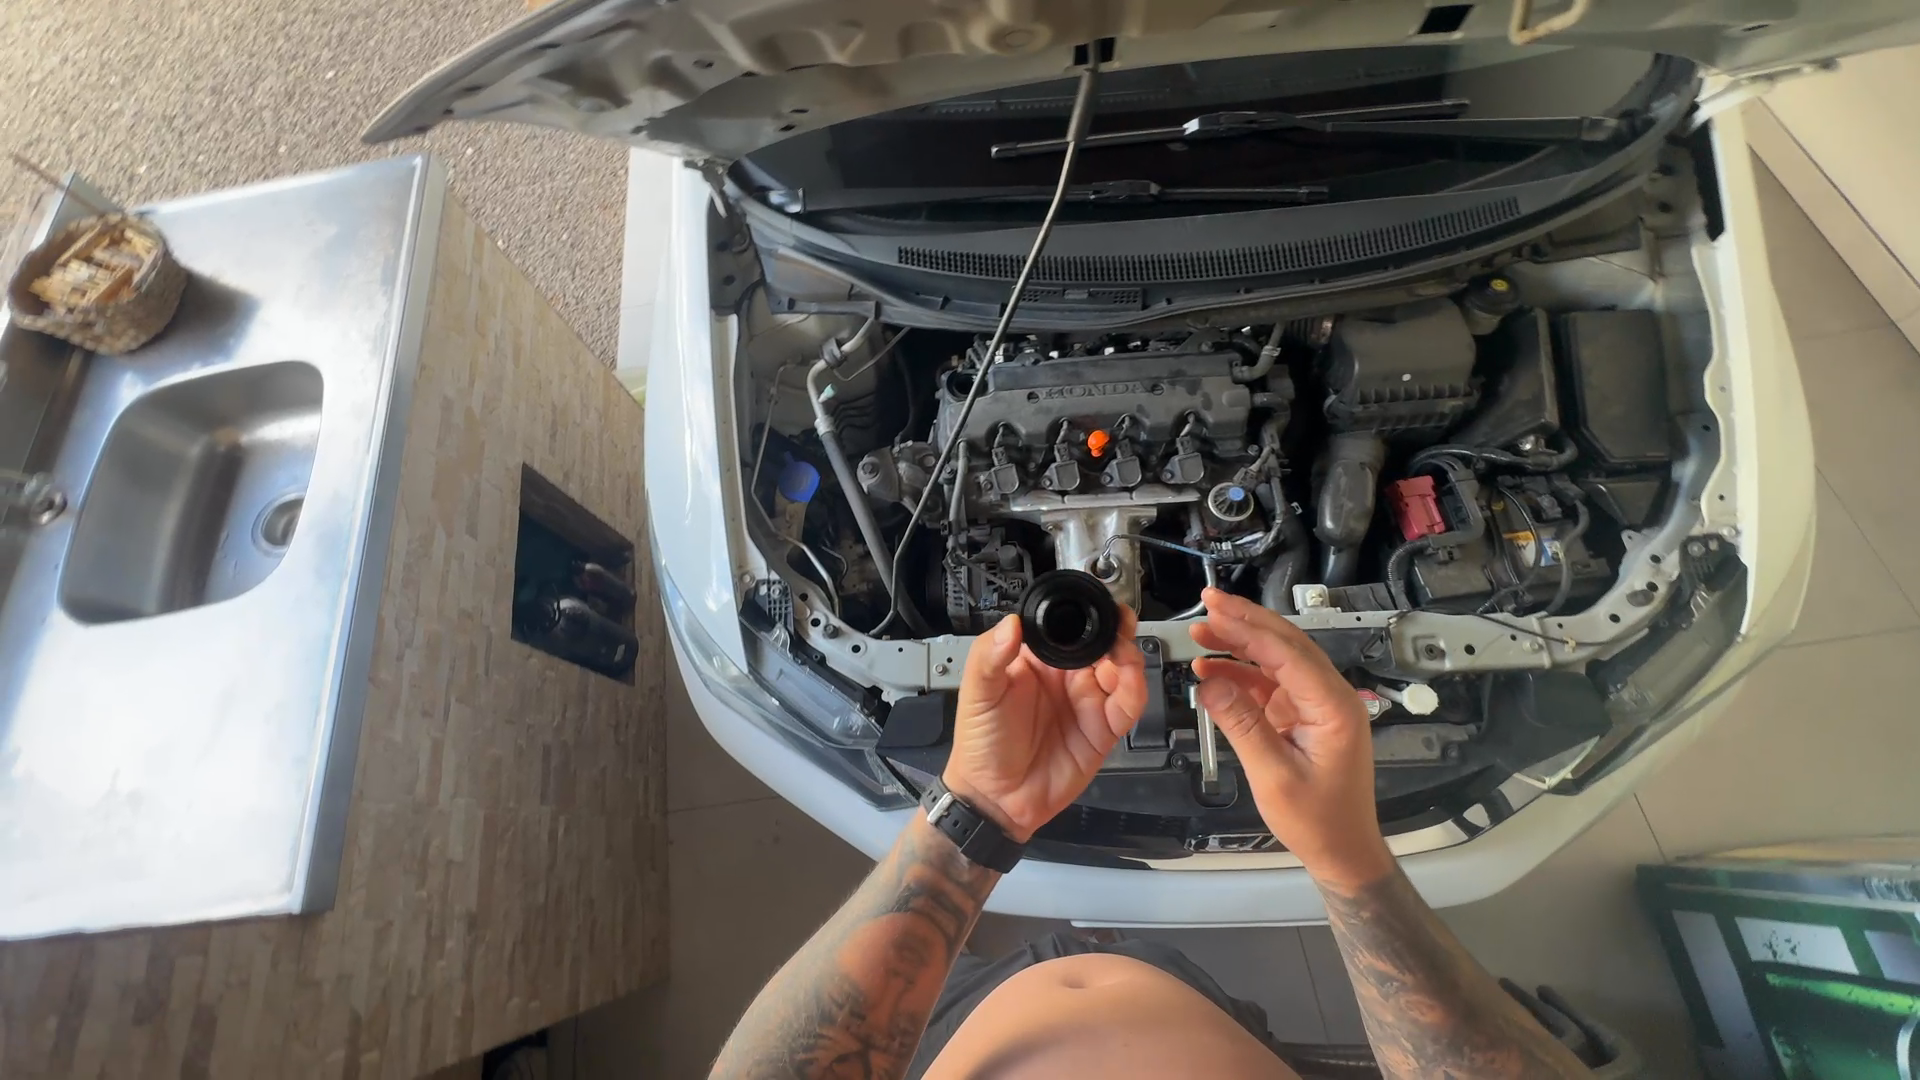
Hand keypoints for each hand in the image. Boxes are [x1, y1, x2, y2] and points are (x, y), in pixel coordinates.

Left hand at [943, 607, 1147, 843]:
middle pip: (1100, 643)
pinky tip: (1128, 681)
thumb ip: (990, 656)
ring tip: (1120, 652)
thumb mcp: (978, 693)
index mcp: (1036, 660)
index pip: (1065, 627)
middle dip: (1114, 629)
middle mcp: (1065, 677)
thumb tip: (1010, 623)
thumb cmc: (981, 743)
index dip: (1081, 615)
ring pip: (1121, 668)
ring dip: (1128, 655)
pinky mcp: (1103, 730)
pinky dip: (1135, 688)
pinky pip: (1129, 704)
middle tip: (1118, 623)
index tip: (1092, 605)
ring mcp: (1086, 701)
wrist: (996, 798)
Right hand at [1189, 588, 1393, 888]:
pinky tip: (1210, 669)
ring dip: (1239, 642)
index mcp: (1333, 706)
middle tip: (1207, 601)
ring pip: (1275, 657)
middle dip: (1245, 620)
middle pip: (1285, 644)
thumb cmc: (1316, 820)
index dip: (1248, 629)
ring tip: (1200, 630)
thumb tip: (1208, 683)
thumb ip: (1242, 725)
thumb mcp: (1274, 775)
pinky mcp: (1300, 713)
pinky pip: (1268, 681)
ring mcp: (1315, 703)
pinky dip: (1239, 672)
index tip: (1214, 610)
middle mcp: (1329, 695)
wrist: (1342, 851)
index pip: (1287, 653)